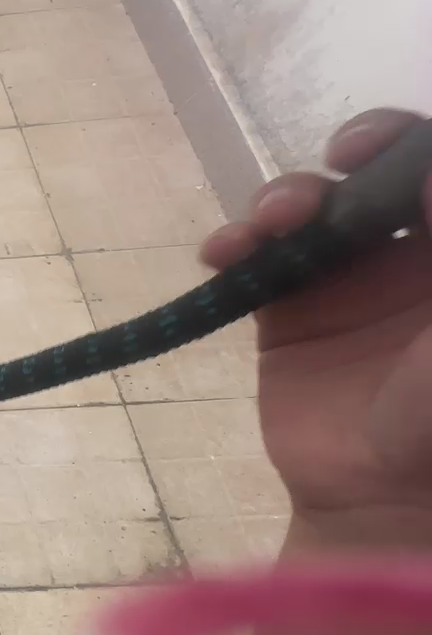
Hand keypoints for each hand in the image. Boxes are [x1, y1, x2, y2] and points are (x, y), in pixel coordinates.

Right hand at [200, 109, 431, 541]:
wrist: (396, 491)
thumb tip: (428, 169)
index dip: (424, 142)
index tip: (391, 145)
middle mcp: (427, 251)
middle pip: (393, 171)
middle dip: (367, 150)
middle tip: (343, 156)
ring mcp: (356, 279)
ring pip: (318, 209)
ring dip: (286, 200)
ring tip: (267, 225)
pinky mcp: (289, 311)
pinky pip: (255, 262)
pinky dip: (234, 248)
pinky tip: (224, 255)